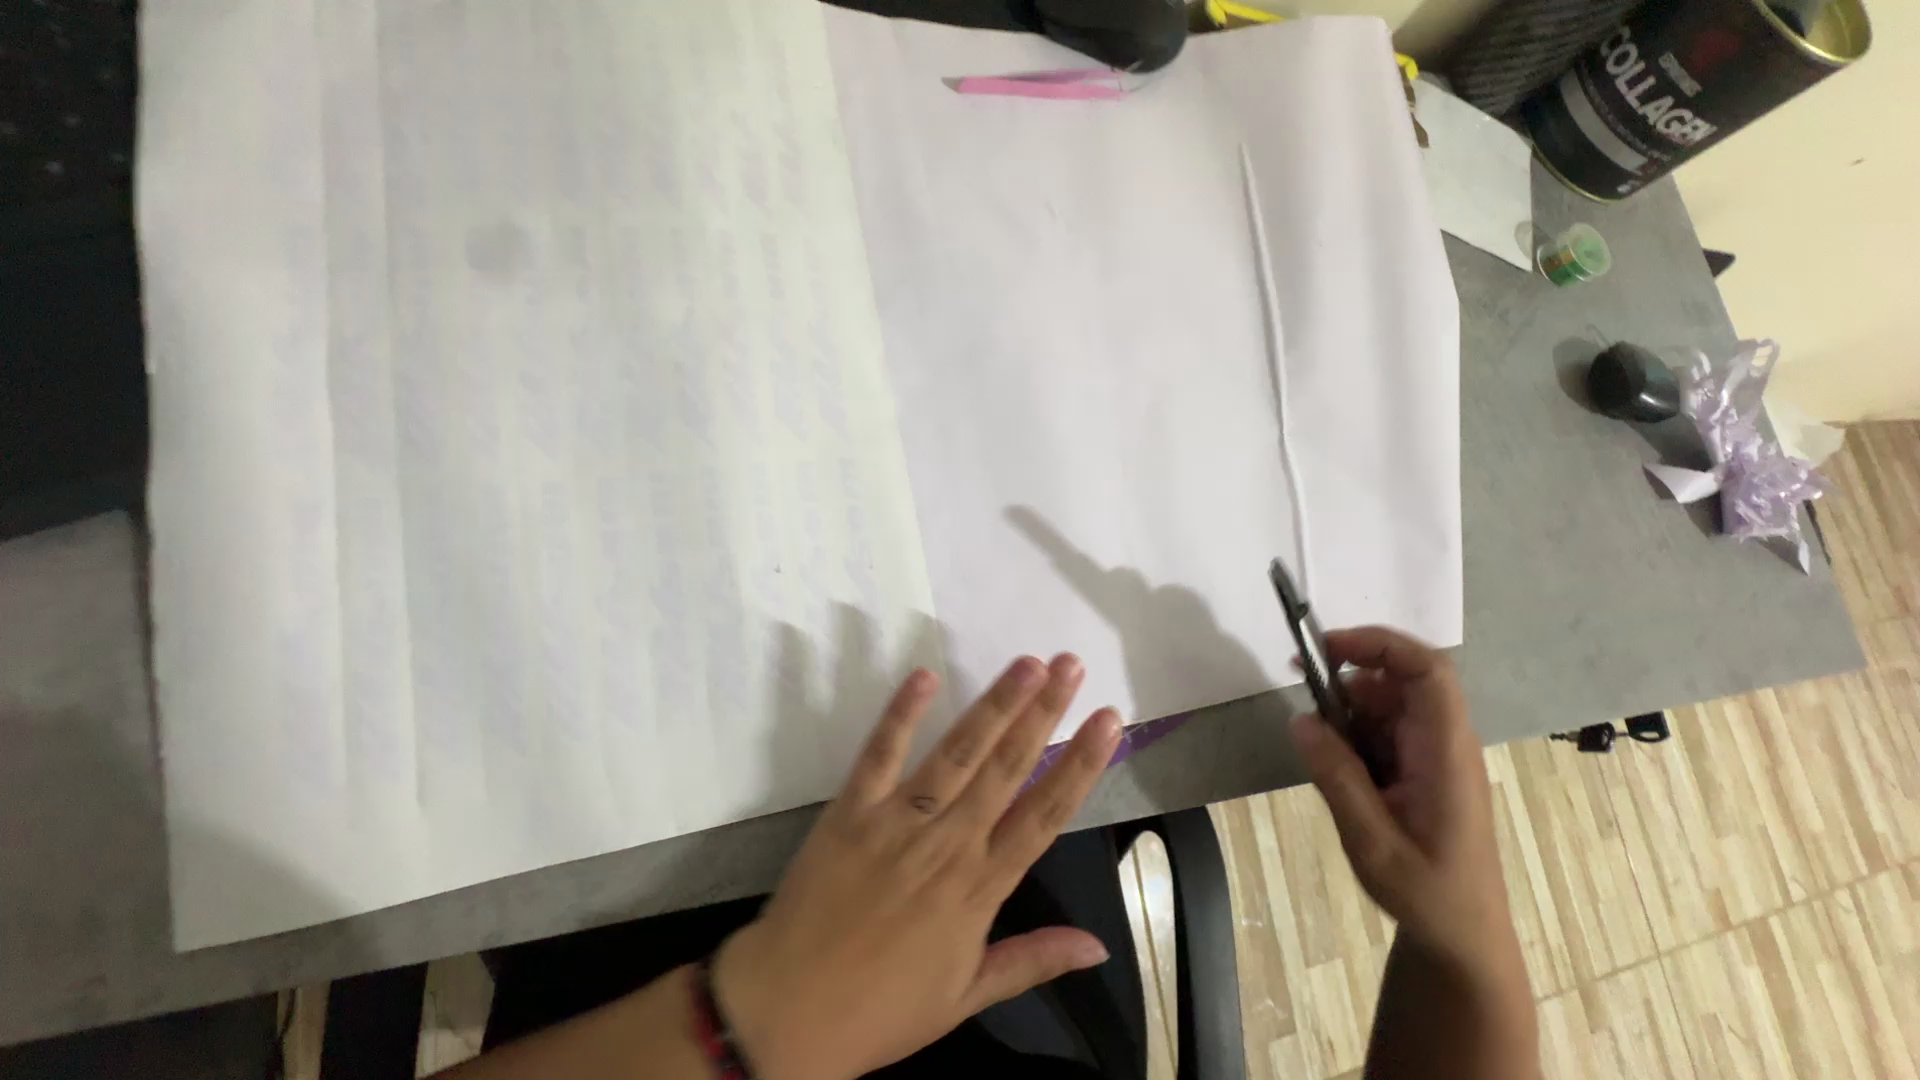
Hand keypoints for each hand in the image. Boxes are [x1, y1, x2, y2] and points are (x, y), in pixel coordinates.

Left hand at [712, 655, 1123, 1079]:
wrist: (788, 1011)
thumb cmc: (882, 1009)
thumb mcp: (966, 996)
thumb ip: (1033, 959)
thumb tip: (1098, 946)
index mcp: (981, 887)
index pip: (1045, 814)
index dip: (1080, 764)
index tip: (1108, 720)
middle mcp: (949, 843)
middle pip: (1008, 768)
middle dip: (1044, 712)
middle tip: (1071, 665)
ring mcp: (899, 820)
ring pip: (958, 752)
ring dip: (994, 704)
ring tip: (1026, 662)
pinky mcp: (851, 809)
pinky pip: (881, 753)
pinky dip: (902, 713)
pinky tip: (925, 675)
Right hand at [1290, 626, 1511, 970]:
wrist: (1462, 938)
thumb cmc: (1427, 894)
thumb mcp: (1371, 840)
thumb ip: (1337, 777)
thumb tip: (1301, 718)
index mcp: (1445, 753)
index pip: (1428, 672)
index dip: (1380, 645)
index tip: (1325, 647)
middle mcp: (1446, 743)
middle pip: (1404, 680)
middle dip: (1351, 673)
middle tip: (1302, 686)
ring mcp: (1436, 755)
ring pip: (1390, 703)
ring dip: (1348, 707)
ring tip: (1317, 741)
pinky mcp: (1423, 769)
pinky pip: (1386, 729)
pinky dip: (1354, 732)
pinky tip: (1335, 762)